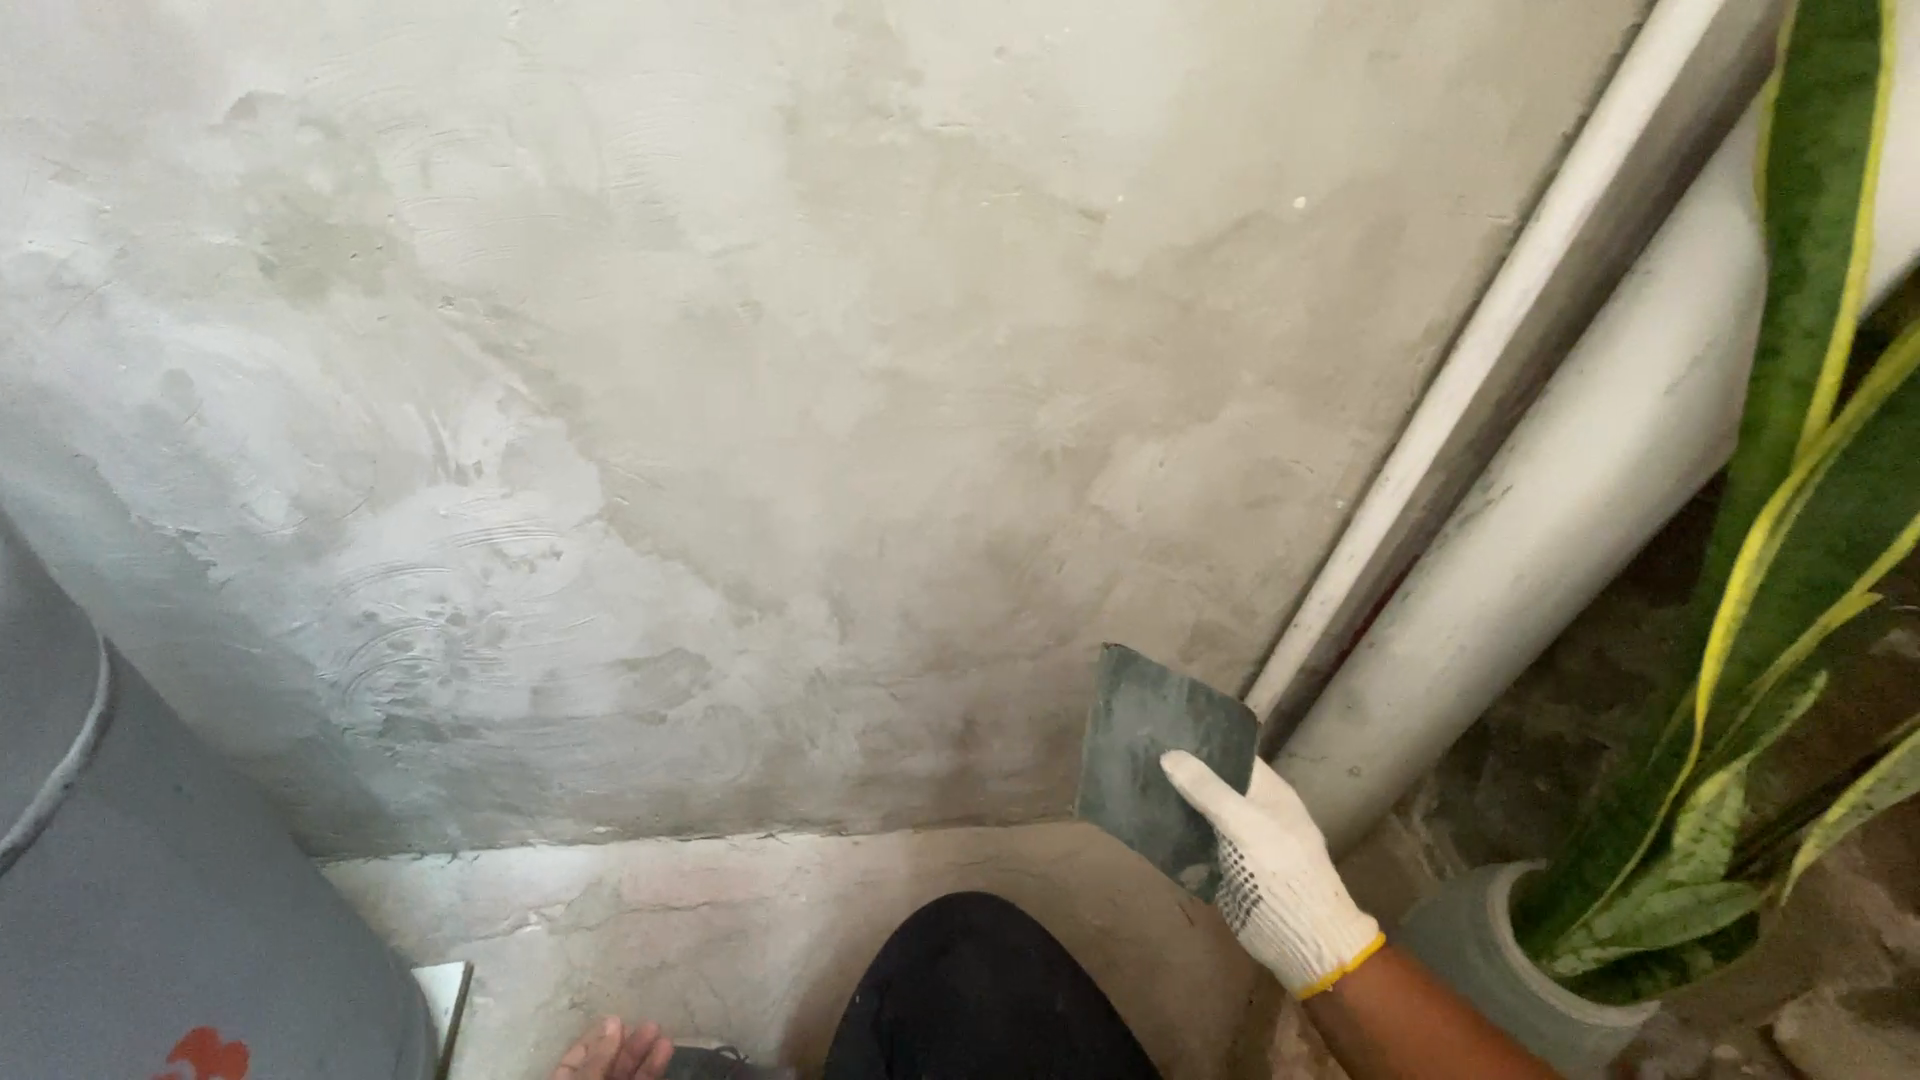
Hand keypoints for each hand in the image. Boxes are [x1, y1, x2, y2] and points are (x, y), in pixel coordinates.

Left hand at [551, 1017, 673, 1079]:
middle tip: (643, 1021)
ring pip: (628, 1071)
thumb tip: (613, 1020)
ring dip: (643, 1050)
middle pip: (608, 1061)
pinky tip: (665, 1048)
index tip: (616, 1018)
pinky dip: (654, 1067)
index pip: (577, 1057)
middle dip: (626, 1041)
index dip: (596, 1037)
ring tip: (657, 1029)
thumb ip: (597, 1059)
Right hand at [1161, 751, 1384, 997]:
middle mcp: (1252, 809)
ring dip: (1173, 800)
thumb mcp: (1244, 822)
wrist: (1299, 938)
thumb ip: (1207, 789)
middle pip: (1212, 782)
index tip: (1165, 729)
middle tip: (1139, 752)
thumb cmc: (1280, 869)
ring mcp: (1235, 838)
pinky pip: (1193, 840)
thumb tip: (1168, 754)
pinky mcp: (1221, 865)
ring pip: (1199, 810)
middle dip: (1182, 770)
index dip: (1203, 742)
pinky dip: (1173, 831)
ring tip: (1134, 778)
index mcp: (1268, 791)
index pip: (1232, 754)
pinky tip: (1144, 817)